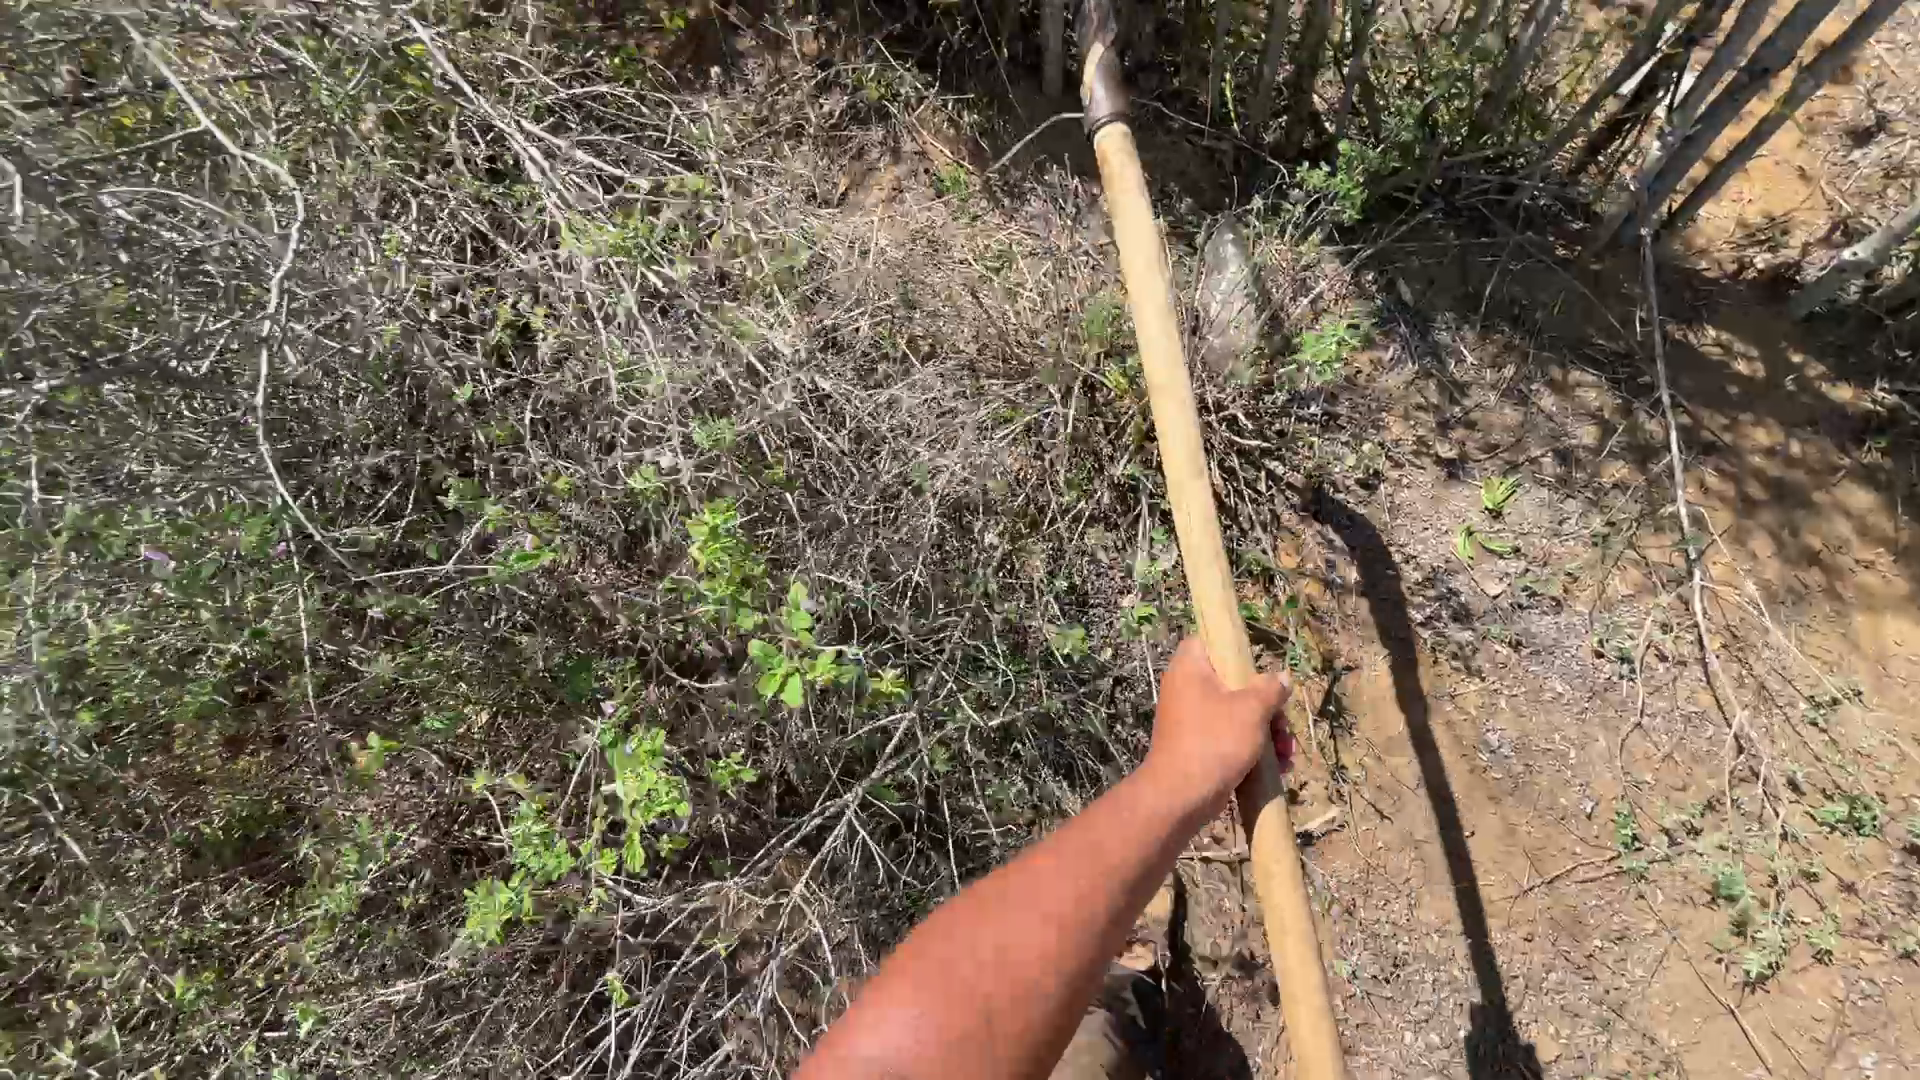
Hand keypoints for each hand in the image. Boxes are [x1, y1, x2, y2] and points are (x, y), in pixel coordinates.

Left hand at [1142, 638, 1292, 812]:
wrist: (1181, 794)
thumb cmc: (1214, 741)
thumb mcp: (1250, 710)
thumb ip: (1269, 689)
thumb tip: (1281, 677)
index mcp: (1190, 668)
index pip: (1207, 640)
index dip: (1233, 648)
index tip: (1258, 666)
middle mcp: (1186, 687)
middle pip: (1233, 682)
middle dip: (1266, 706)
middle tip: (1283, 726)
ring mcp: (1191, 717)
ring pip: (1236, 712)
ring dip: (1266, 730)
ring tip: (1285, 754)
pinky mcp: (1198, 742)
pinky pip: (1229, 735)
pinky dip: (1251, 747)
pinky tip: (1277, 766)